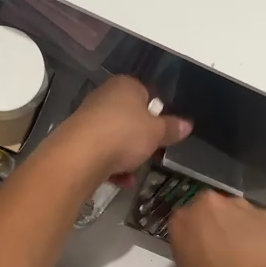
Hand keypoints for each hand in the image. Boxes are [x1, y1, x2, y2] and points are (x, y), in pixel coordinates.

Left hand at [51, 75, 191, 180]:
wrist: (80, 156)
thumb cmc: (124, 134)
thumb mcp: (156, 132)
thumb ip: (172, 128)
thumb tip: (187, 124)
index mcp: (125, 85)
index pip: (146, 93)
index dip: (157, 112)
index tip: (164, 131)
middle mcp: (105, 96)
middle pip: (130, 117)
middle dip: (141, 137)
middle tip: (153, 152)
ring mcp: (89, 118)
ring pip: (116, 136)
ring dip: (127, 155)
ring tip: (135, 171)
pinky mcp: (78, 140)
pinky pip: (102, 152)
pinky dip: (112, 166)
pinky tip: (121, 181)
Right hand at [168, 191, 265, 266]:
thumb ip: (190, 249)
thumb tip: (202, 247)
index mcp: (182, 220)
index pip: (184, 220)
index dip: (195, 234)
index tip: (201, 248)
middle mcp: (207, 205)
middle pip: (210, 208)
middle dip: (216, 223)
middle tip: (223, 247)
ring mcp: (238, 205)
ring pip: (235, 211)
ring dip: (238, 225)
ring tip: (247, 252)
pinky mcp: (264, 212)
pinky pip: (257, 220)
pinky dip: (258, 232)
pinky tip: (263, 253)